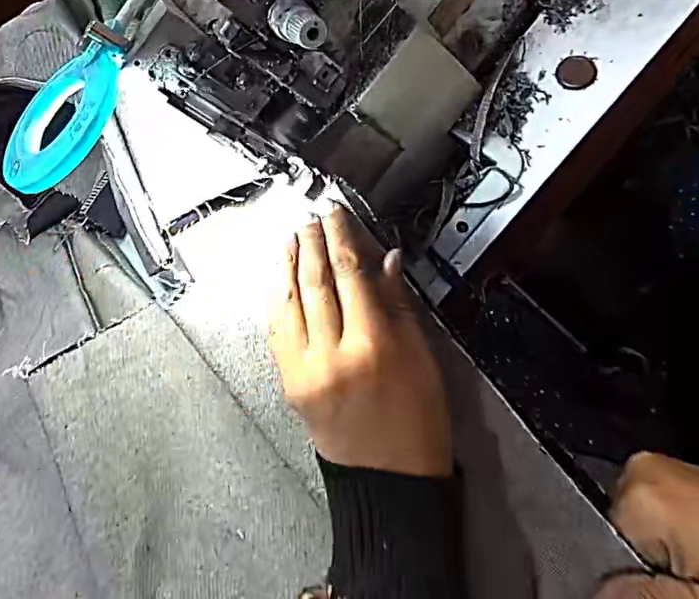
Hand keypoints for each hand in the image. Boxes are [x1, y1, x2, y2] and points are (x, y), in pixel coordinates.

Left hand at [268, 205, 450, 476]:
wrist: (388, 483)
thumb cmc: (416, 421)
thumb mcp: (420, 358)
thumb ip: (398, 303)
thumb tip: (386, 258)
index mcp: (372, 346)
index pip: (350, 273)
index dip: (341, 236)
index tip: (336, 214)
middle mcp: (333, 354)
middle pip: (315, 282)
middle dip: (311, 243)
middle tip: (311, 219)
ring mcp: (304, 370)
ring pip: (290, 301)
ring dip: (289, 265)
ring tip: (292, 239)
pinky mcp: (289, 384)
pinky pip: (278, 331)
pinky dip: (280, 300)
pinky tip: (283, 281)